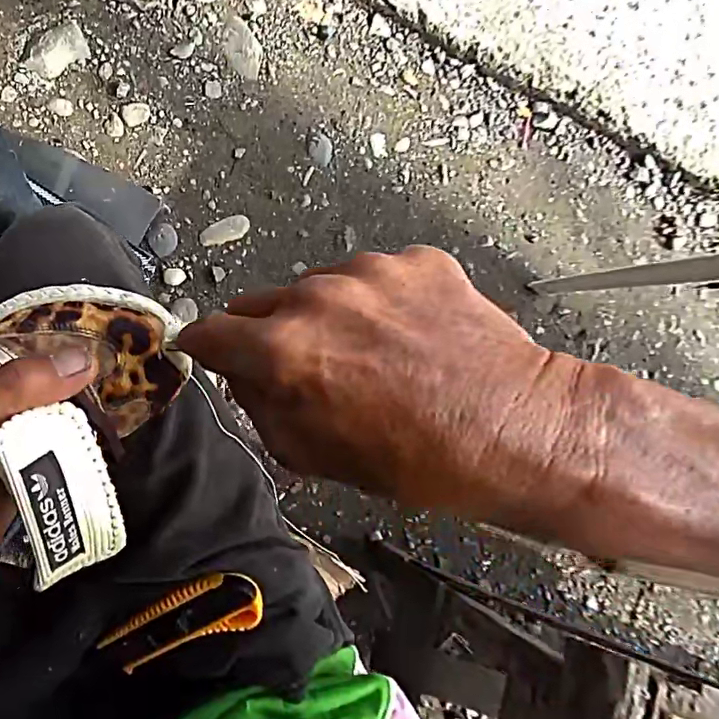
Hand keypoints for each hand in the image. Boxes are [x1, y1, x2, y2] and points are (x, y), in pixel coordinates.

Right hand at [176, 247, 621, 526]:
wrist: (518, 432)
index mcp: (282, 351)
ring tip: (358, 353)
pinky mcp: (413, 261)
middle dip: (260, 335)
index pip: (208, 331)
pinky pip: (364, 277)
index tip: (204, 351)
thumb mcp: (309, 453)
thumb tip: (241, 377)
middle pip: (254, 303)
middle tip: (294, 365)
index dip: (201, 347)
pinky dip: (367, 302)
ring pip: (309, 288)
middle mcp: (315, 299)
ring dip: (315, 316)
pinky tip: (397, 336)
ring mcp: (368, 273)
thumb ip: (258, 406)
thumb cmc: (416, 457)